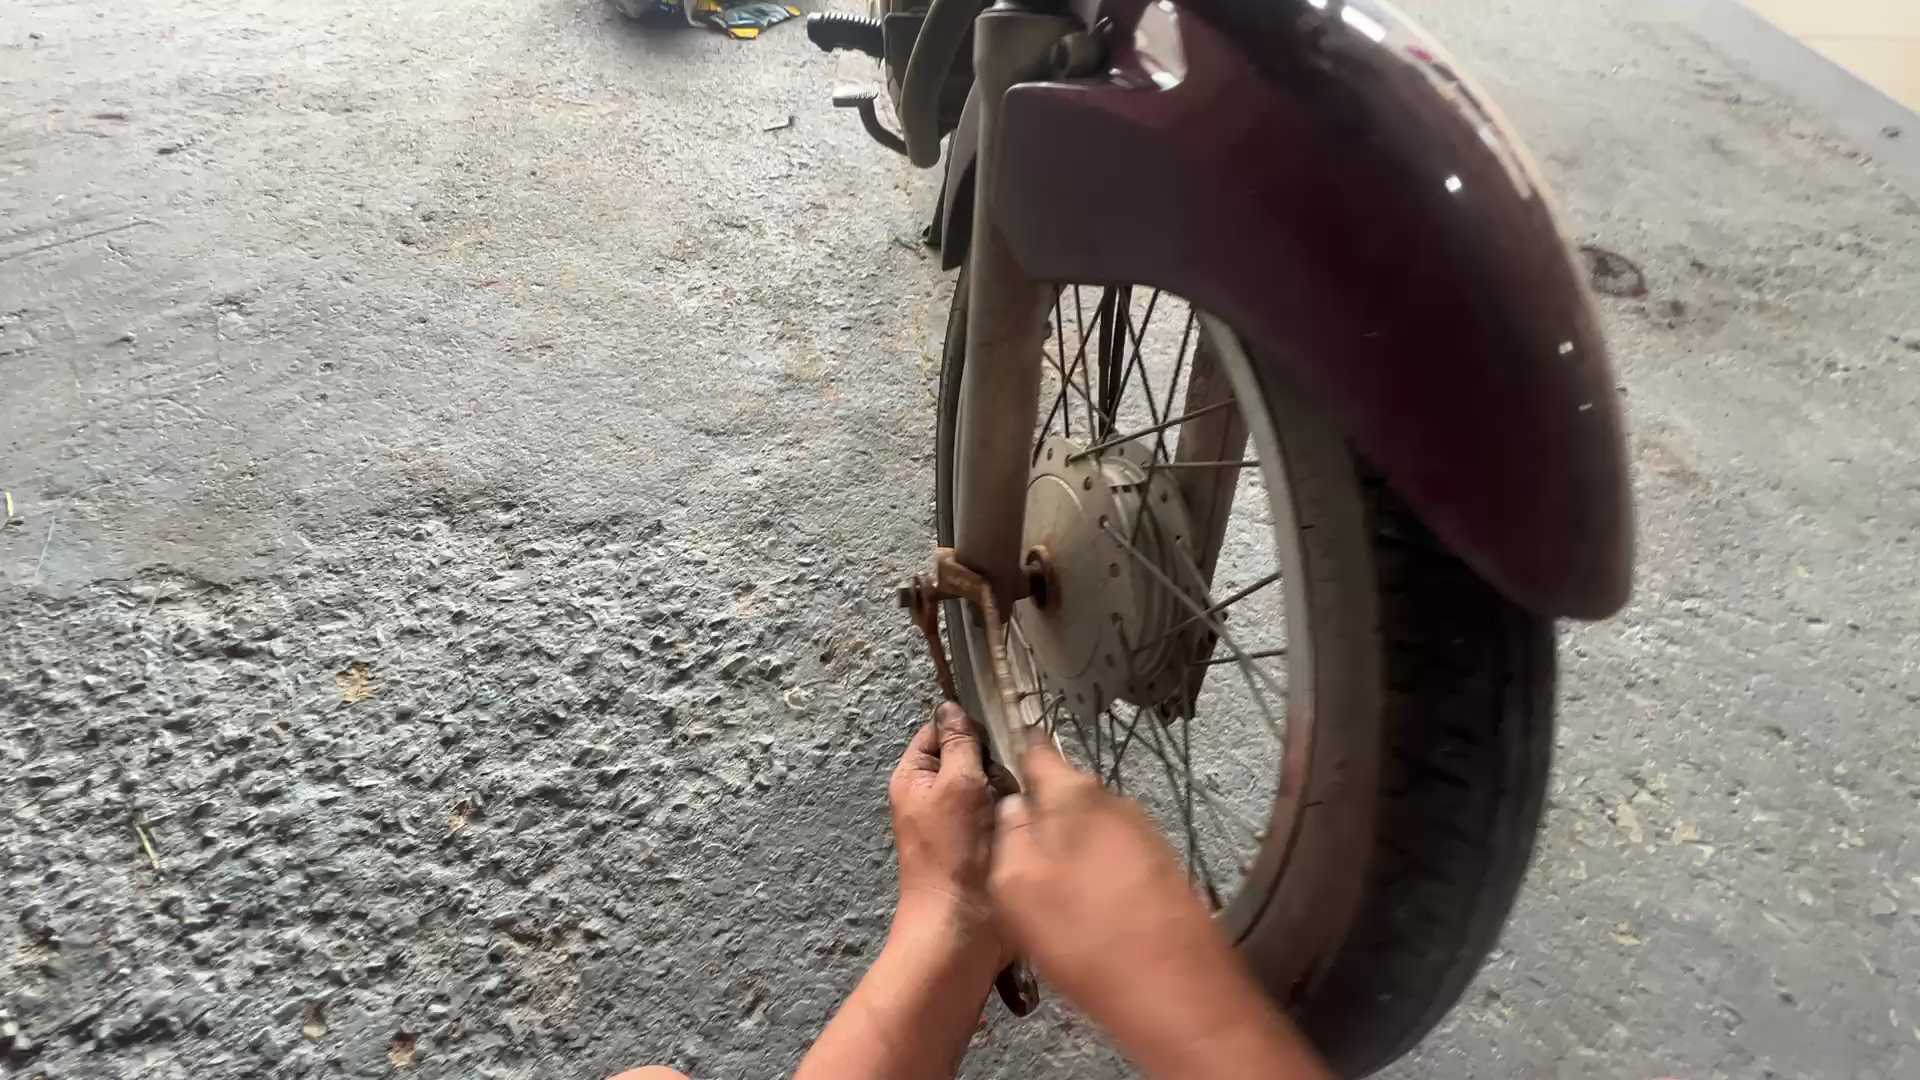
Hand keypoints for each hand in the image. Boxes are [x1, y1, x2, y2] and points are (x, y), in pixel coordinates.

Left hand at [888, 703, 1000, 952]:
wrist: (964, 927)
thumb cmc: (954, 852)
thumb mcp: (956, 785)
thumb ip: (958, 743)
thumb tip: (951, 707)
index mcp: (914, 776)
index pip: (940, 730)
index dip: (965, 729)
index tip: (993, 737)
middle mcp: (934, 793)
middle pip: (972, 755)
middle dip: (993, 763)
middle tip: (1002, 782)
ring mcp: (961, 817)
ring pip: (994, 781)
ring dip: (1009, 790)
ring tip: (1016, 807)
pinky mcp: (984, 839)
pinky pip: (1005, 809)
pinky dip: (1016, 812)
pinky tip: (1025, 822)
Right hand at [988, 736, 1219, 1012]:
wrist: (1180, 993)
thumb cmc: (1088, 936)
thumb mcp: (1018, 886)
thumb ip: (1008, 835)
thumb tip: (1010, 806)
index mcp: (1073, 793)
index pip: (1035, 750)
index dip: (1011, 756)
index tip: (996, 775)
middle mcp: (1111, 800)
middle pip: (1061, 792)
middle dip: (1039, 815)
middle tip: (1016, 857)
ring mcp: (1141, 831)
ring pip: (1086, 826)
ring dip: (1067, 848)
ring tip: (1050, 893)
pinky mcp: (1160, 866)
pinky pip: (1111, 855)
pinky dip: (1094, 872)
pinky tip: (1087, 911)